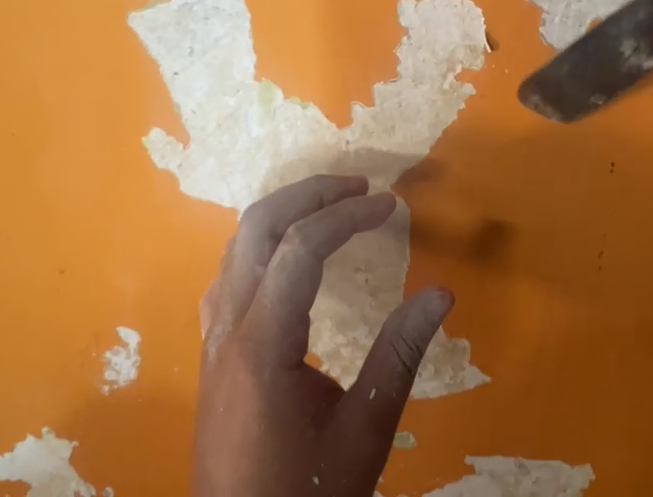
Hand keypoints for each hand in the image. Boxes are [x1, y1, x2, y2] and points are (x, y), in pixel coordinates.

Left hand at [192, 174, 454, 496]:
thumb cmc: (305, 494)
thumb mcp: (365, 433)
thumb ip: (399, 357)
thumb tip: (441, 292)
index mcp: (263, 343)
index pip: (301, 248)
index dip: (347, 215)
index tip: (389, 205)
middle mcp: (228, 328)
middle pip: (258, 227)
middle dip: (309, 194)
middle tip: (358, 186)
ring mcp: (212, 338)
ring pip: (238, 245)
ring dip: (284, 213)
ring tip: (332, 206)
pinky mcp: (211, 353)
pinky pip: (230, 273)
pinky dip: (263, 243)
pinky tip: (289, 255)